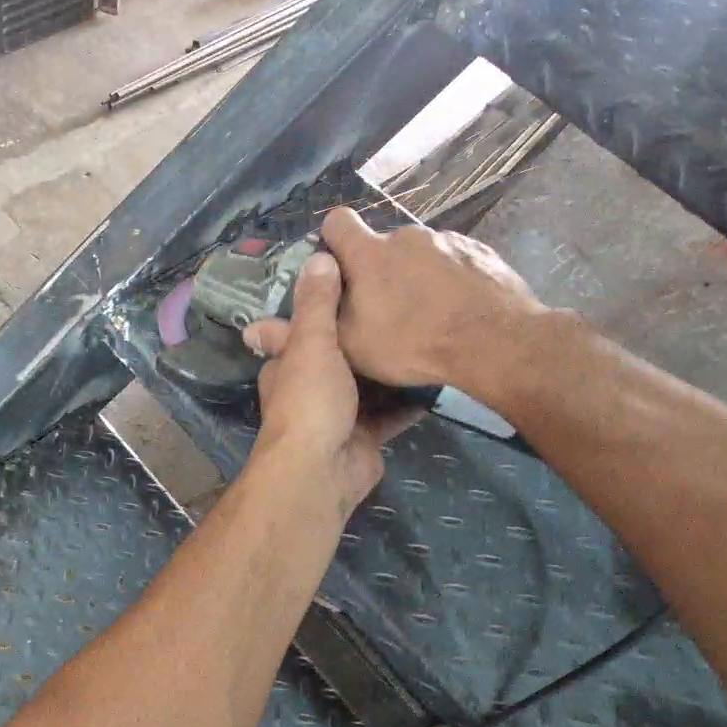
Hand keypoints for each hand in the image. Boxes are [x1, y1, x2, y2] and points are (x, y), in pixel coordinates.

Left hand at [242, 252, 420, 516]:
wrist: (323, 469)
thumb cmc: (311, 400)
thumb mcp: (312, 342)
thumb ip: (318, 303)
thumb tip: (319, 257)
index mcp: (287, 364)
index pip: (306, 328)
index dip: (330, 308)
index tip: (366, 286)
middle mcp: (309, 388)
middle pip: (343, 357)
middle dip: (369, 339)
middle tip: (410, 309)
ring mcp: (337, 414)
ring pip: (369, 385)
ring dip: (393, 369)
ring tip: (431, 338)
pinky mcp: (365, 436)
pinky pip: (391, 413)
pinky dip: (411, 400)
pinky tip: (439, 379)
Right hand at [318, 207, 546, 394]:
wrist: (494, 343)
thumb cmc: (411, 344)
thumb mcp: (350, 343)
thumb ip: (328, 309)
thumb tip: (321, 288)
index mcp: (368, 254)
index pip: (337, 221)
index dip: (332, 239)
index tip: (337, 266)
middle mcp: (406, 236)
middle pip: (381, 245)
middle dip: (378, 270)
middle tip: (385, 308)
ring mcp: (447, 240)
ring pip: (418, 254)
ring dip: (414, 275)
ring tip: (427, 313)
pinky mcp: (480, 250)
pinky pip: (450, 261)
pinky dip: (446, 279)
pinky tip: (456, 309)